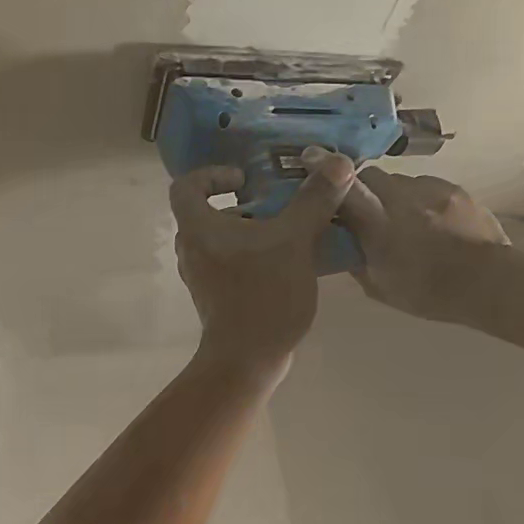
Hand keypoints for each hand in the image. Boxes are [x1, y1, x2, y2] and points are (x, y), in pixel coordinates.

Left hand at [169, 149, 356, 365]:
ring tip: (288, 231)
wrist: (248, 359)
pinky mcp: (216, 297)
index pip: (186, 186)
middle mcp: (192, 250)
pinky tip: (287, 262)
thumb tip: (338, 163)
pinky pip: (230, 263)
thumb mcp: (294, 241)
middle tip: (276, 203)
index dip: (212, 175)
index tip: (244, 180)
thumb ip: (313, 201)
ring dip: (251, 231)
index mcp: (198, 229)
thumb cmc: (264, 294)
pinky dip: (252, 255)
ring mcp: (201, 277)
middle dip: (243, 205)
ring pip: (221, 240)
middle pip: (208, 213)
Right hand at [318, 154, 510, 323]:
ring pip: (398, 182)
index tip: (309, 157)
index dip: (323, 169)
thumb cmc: (429, 292)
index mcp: (378, 223)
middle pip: (369, 176)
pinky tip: (430, 222)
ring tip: (403, 220)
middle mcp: (400, 196)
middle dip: (360, 187)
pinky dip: (419, 200)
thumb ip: (356, 261)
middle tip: (364, 210)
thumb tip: (343, 245)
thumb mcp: (380, 287)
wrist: (489, 282)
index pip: (342, 186)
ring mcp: (429, 189)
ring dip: (392, 196)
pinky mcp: (453, 188)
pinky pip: (425, 187)